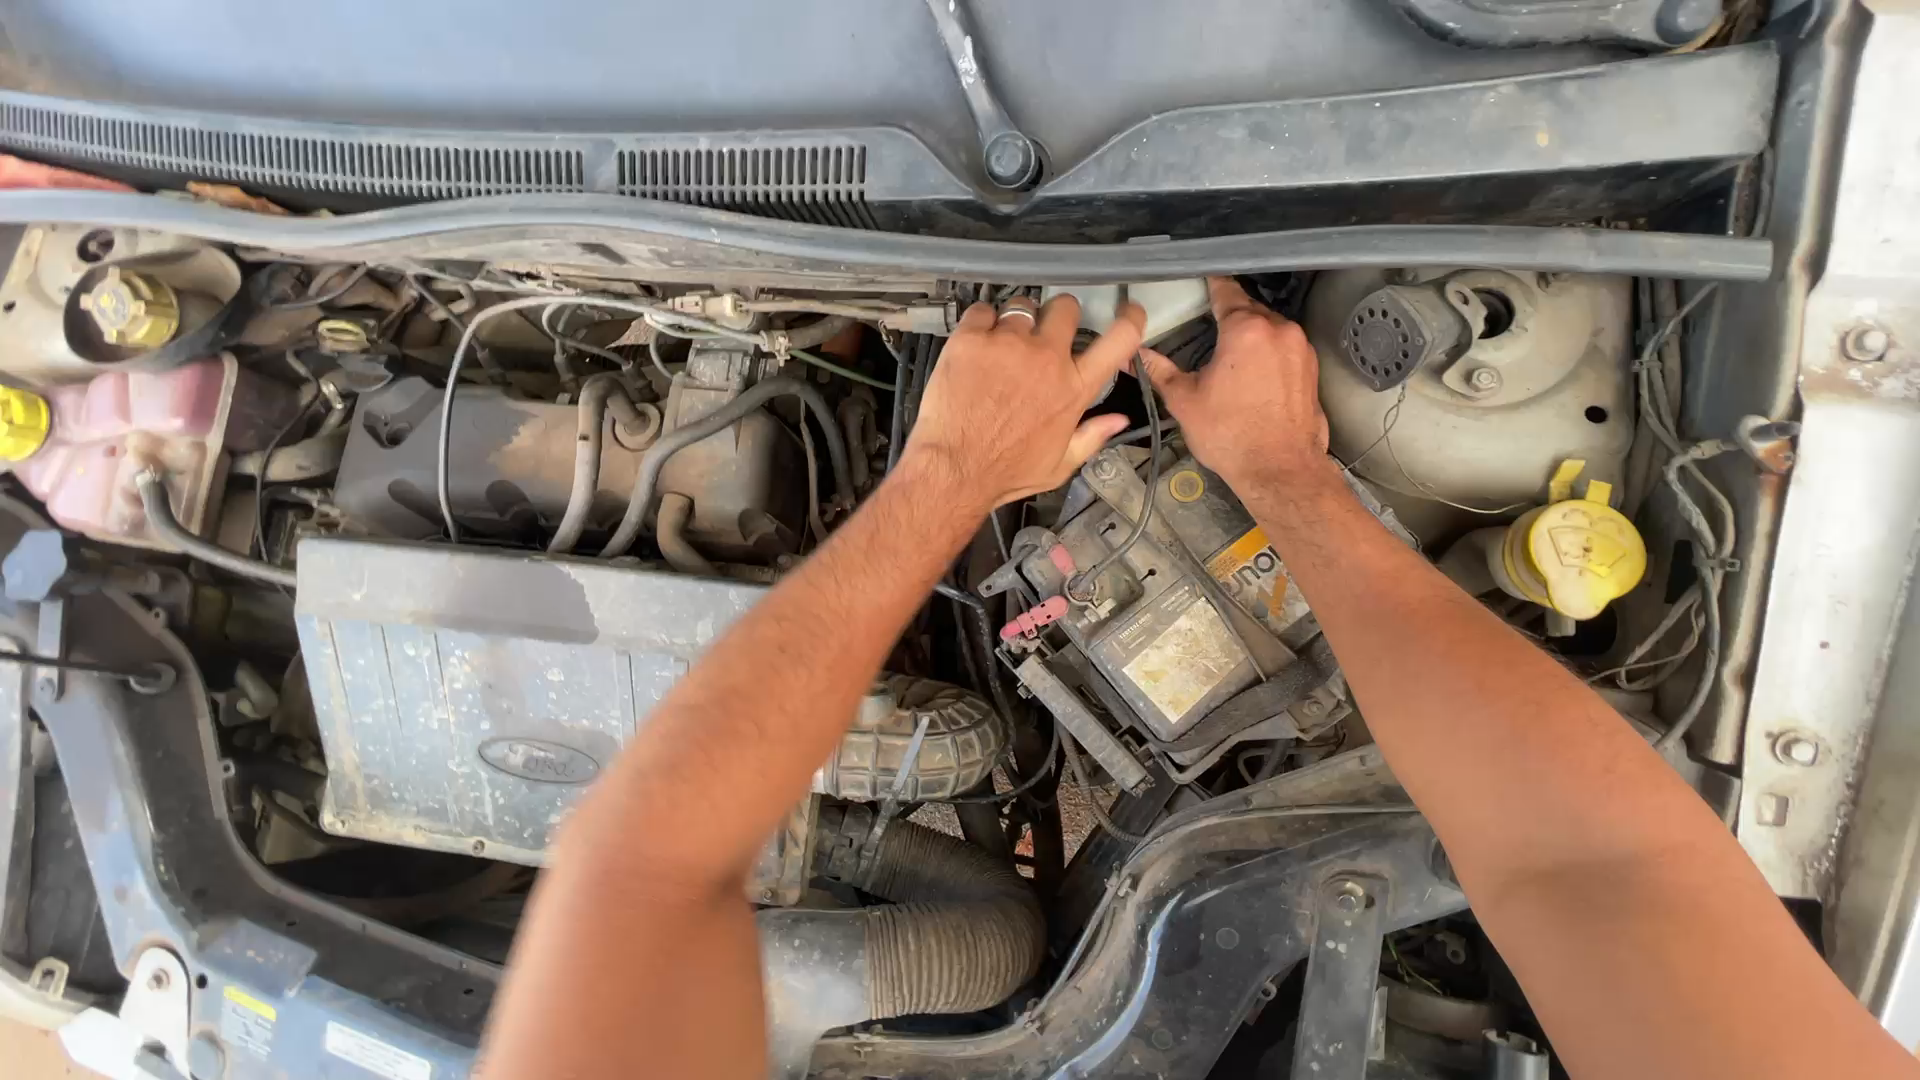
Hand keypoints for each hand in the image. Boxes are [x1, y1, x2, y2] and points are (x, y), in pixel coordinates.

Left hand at [904, 295, 1144, 508]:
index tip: (1128, 310)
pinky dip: (980, 324)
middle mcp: (1046, 360)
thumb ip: (1091, 437)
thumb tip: (1117, 421)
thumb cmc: (1003, 472)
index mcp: (1073, 389)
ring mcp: (1008, 345)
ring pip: (1021, 307)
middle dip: (1057, 315)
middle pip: (1065, 308)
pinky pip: (981, 311)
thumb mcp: (1059, 465)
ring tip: (1001, 346)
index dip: (1130, 318)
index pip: (1120, 339)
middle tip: (1041, 332)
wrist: (953, 470)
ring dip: (1015, 321)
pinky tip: (975, 347)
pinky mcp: (972, 341)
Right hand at [1140, 277, 1329, 489]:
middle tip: (1205, 325)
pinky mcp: (1310, 368)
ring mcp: (1299, 348)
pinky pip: (1283, 347)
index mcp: (1245, 330)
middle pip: (1248, 308)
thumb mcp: (1184, 401)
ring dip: (1248, 335)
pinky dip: (1266, 352)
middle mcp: (1278, 331)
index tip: (1201, 279)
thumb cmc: (1233, 436)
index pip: (1225, 291)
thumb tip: (1136, 356)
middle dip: (1227, 316)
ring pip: (1268, 328)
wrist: (1278, 468)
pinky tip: (1249, 374)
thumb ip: (1159, 370)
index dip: (1210, 284)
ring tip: (1226, 355)